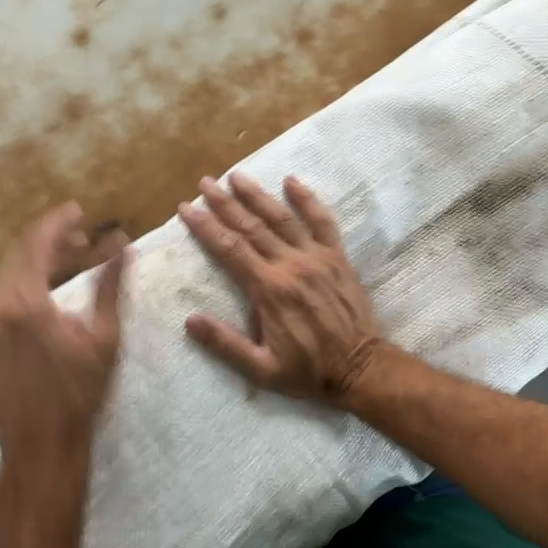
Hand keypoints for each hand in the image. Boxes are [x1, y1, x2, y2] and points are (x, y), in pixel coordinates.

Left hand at [0, 203, 127, 483]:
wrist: (40, 446)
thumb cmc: (78, 393)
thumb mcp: (104, 337)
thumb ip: (110, 284)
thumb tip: (121, 242)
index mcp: (23, 301)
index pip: (38, 243)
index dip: (59, 222)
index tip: (79, 210)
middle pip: (18, 257)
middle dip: (50, 243)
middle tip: (82, 240)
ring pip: (4, 280)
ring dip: (34, 267)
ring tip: (66, 269)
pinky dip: (18, 292)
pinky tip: (42, 302)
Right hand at [178, 173, 386, 406]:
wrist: (361, 368)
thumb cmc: (308, 372)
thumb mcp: (261, 370)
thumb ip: (225, 344)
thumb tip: (190, 320)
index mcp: (269, 290)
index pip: (229, 249)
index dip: (205, 227)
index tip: (186, 209)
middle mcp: (291, 265)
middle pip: (252, 226)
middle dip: (225, 203)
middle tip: (205, 183)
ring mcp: (317, 258)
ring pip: (283, 217)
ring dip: (258, 195)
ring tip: (237, 176)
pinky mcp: (338, 258)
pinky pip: (323, 221)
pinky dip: (308, 200)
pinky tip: (292, 181)